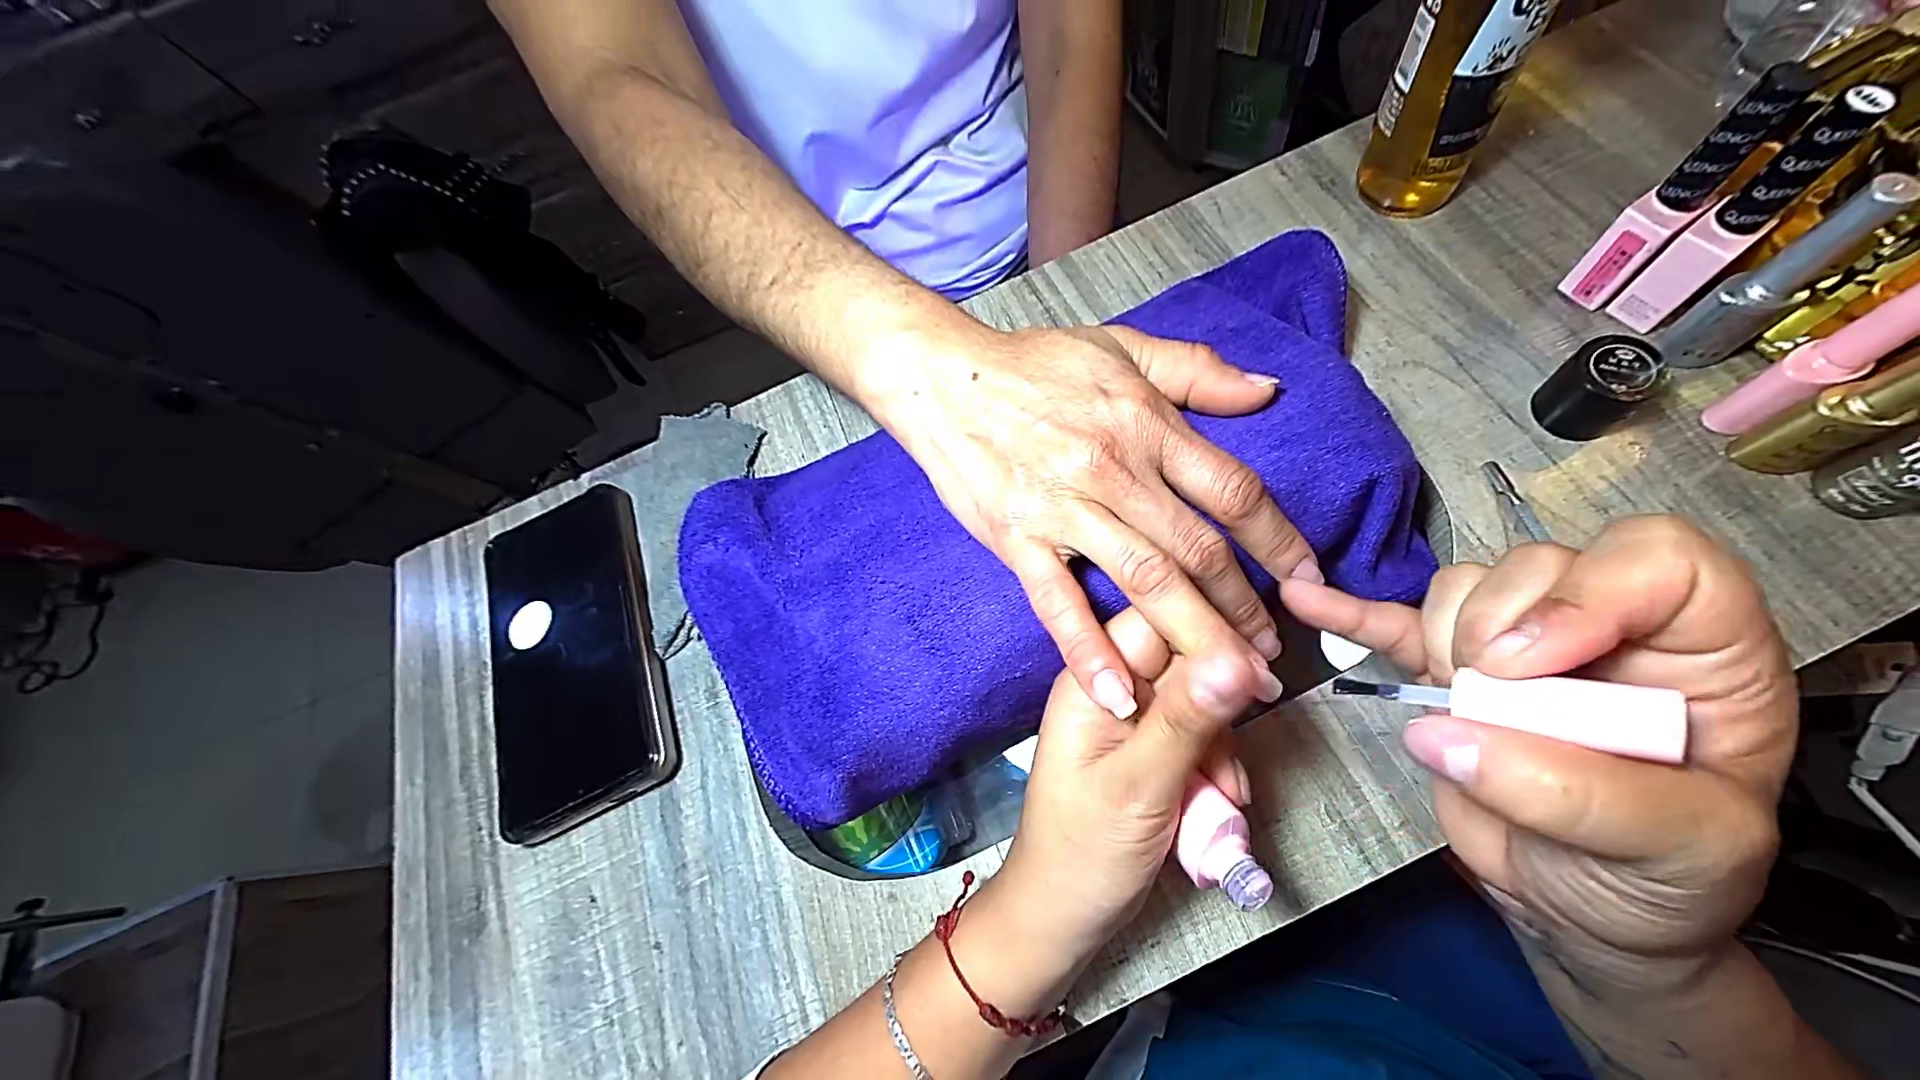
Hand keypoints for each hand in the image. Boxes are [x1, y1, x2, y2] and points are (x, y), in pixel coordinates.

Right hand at [869, 321, 1315, 719]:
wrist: (945, 381)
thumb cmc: (1031, 364)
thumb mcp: (1120, 345)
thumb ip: (1196, 368)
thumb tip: (1266, 391)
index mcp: (1145, 425)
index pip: (1232, 491)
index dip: (1279, 541)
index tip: (1307, 581)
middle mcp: (1113, 471)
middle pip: (1197, 551)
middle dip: (1244, 609)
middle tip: (1273, 657)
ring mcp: (1064, 510)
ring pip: (1144, 582)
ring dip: (1194, 636)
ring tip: (1228, 682)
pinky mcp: (1018, 540)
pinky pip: (1058, 602)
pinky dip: (1089, 650)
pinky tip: (1118, 696)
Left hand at [970, 609, 1263, 994]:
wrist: (1064, 911)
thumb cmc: (1086, 849)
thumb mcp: (1140, 784)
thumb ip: (1188, 719)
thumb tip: (1236, 656)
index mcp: (1091, 679)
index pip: (1155, 622)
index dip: (1209, 639)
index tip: (1258, 678)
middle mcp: (1109, 686)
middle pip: (1184, 661)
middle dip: (1220, 707)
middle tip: (1236, 756)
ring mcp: (1129, 718)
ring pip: (1198, 703)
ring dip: (1221, 747)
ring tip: (1223, 798)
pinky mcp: (1147, 747)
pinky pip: (1196, 736)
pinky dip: (1216, 767)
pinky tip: (1219, 803)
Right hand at [1279, 516, 1797, 986]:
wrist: (1579, 904)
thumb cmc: (1658, 879)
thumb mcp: (1671, 851)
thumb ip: (1574, 791)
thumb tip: (1443, 734)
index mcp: (1696, 655)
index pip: (1657, 564)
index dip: (1588, 590)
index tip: (1529, 662)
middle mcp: (1604, 632)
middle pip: (1535, 568)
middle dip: (1494, 624)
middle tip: (1485, 693)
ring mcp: (1513, 646)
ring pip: (1460, 589)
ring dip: (1439, 638)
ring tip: (1454, 700)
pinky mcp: (1442, 672)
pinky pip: (1389, 626)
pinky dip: (1348, 613)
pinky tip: (1308, 601)